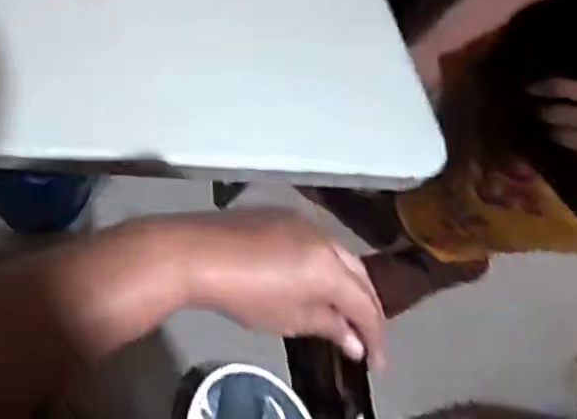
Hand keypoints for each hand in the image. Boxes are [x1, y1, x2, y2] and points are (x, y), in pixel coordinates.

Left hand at [162, 210, 387, 369]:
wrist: (200, 252)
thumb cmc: (245, 292)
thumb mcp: (289, 319)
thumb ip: (328, 326)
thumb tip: (353, 340)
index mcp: (329, 265)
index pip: (366, 303)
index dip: (375, 336)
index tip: (375, 363)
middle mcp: (322, 236)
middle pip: (358, 273)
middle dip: (366, 306)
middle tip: (365, 337)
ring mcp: (301, 220)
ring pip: (338, 253)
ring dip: (346, 282)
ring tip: (342, 312)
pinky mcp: (280, 213)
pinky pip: (315, 241)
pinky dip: (323, 264)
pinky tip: (314, 282)